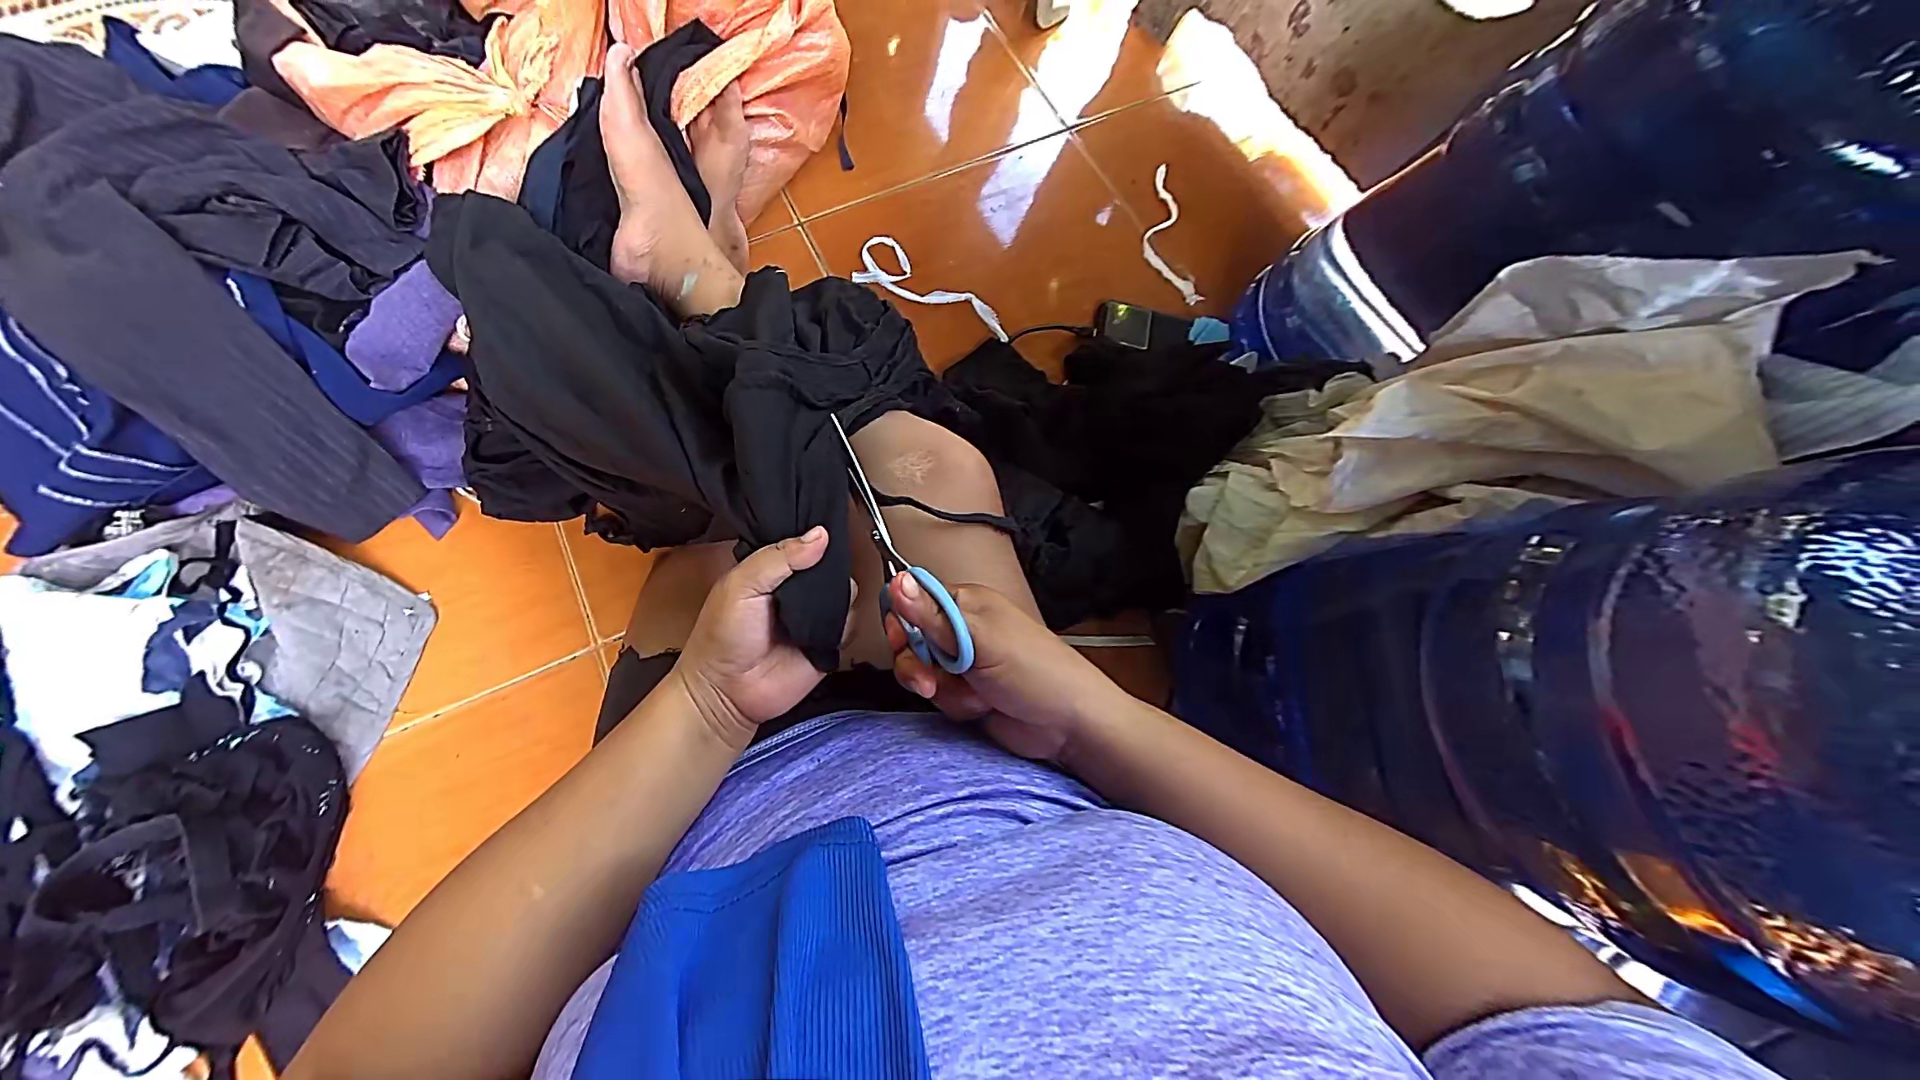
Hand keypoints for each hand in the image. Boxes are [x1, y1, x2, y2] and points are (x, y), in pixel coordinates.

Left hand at [671, 527, 852, 749]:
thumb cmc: (721, 639)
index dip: (817, 536)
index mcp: (773, 570)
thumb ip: (777, 557)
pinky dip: (845, 625)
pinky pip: (851, 625)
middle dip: (833, 567)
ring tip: (819, 607)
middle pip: (831, 566)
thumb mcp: (741, 585)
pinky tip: (826, 629)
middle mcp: (797, 590)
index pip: (804, 543)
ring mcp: (814, 616)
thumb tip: (818, 536)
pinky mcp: (827, 642)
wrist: (726, 693)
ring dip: (840, 597)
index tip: (829, 529)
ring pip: (846, 593)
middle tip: (824, 575)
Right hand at [885, 574, 1124, 761]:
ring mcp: (963, 663)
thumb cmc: (1039, 671)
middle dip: (917, 663)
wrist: (1068, 725)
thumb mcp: (980, 639)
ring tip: (972, 694)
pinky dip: (954, 705)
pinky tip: (981, 706)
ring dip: (942, 689)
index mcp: (965, 603)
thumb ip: (934, 614)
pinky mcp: (965, 692)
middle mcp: (961, 630)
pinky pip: (938, 697)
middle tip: (934, 676)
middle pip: (910, 640)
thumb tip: (899, 582)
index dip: (901, 620)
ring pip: (921, 672)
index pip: (912, 599)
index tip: (904, 640)